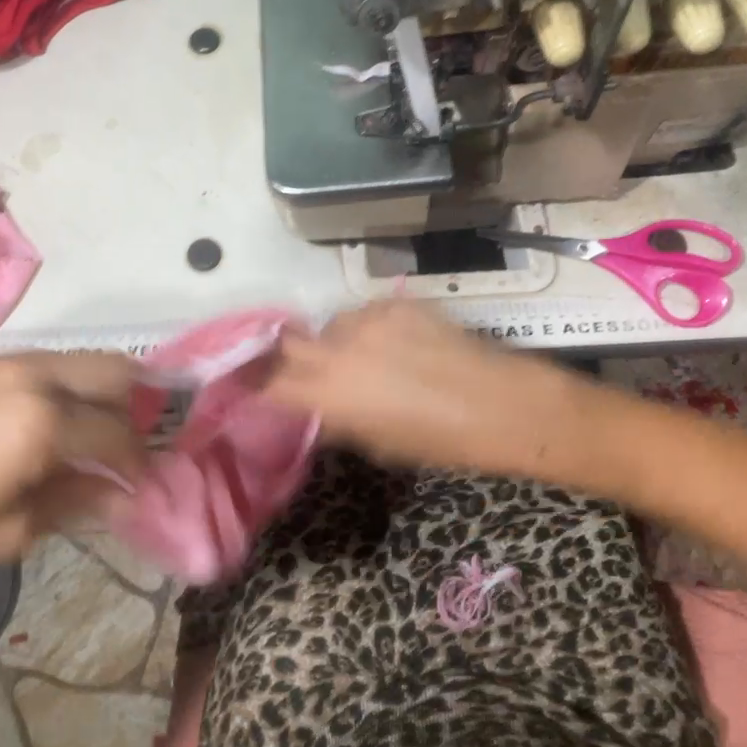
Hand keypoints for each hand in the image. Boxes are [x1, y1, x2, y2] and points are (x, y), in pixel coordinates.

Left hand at [0, 354, 145, 611]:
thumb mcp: (6, 533)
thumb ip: (74, 502)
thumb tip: (122, 496)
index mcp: (42, 421)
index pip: (118, 434)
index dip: (138, 465)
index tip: (140, 490)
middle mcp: (30, 375)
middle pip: (114, 371)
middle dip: (131, 409)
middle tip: (121, 453)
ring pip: (77, 360)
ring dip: (96, 393)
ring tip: (84, 440)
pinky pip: (41, 363)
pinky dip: (61, 386)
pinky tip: (39, 426)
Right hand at [265, 302, 582, 474]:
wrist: (500, 403)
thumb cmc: (440, 441)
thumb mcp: (379, 444)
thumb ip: (338, 419)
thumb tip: (319, 409)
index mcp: (328, 393)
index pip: (268, 384)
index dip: (252, 386)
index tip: (245, 389)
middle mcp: (338, 349)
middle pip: (285, 344)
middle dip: (281, 357)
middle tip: (290, 371)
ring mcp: (367, 319)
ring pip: (330, 325)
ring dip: (332, 343)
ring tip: (357, 360)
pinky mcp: (396, 303)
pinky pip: (365, 313)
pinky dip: (367, 329)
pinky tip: (392, 345)